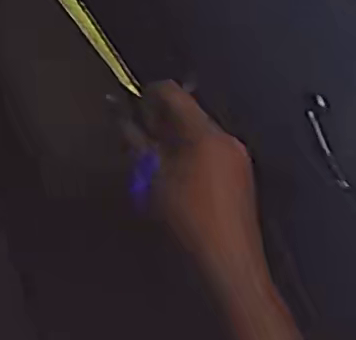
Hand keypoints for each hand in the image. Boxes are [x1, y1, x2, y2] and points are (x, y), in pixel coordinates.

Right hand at [131, 83, 298, 339]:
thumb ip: (131, 134)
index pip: (170, 90)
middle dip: (157, 119)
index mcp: (206, 132)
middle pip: (183, 109)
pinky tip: (171, 173)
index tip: (129, 109)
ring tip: (152, 158)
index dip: (144, 94)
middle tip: (137, 136)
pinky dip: (184, 150)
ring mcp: (236, 158)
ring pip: (192, 129)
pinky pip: (205, 147)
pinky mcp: (238, 176)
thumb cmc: (185, 215)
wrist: (227, 265)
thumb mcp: (147, 171)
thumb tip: (116, 110)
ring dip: (169, 136)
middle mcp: (226, 139)